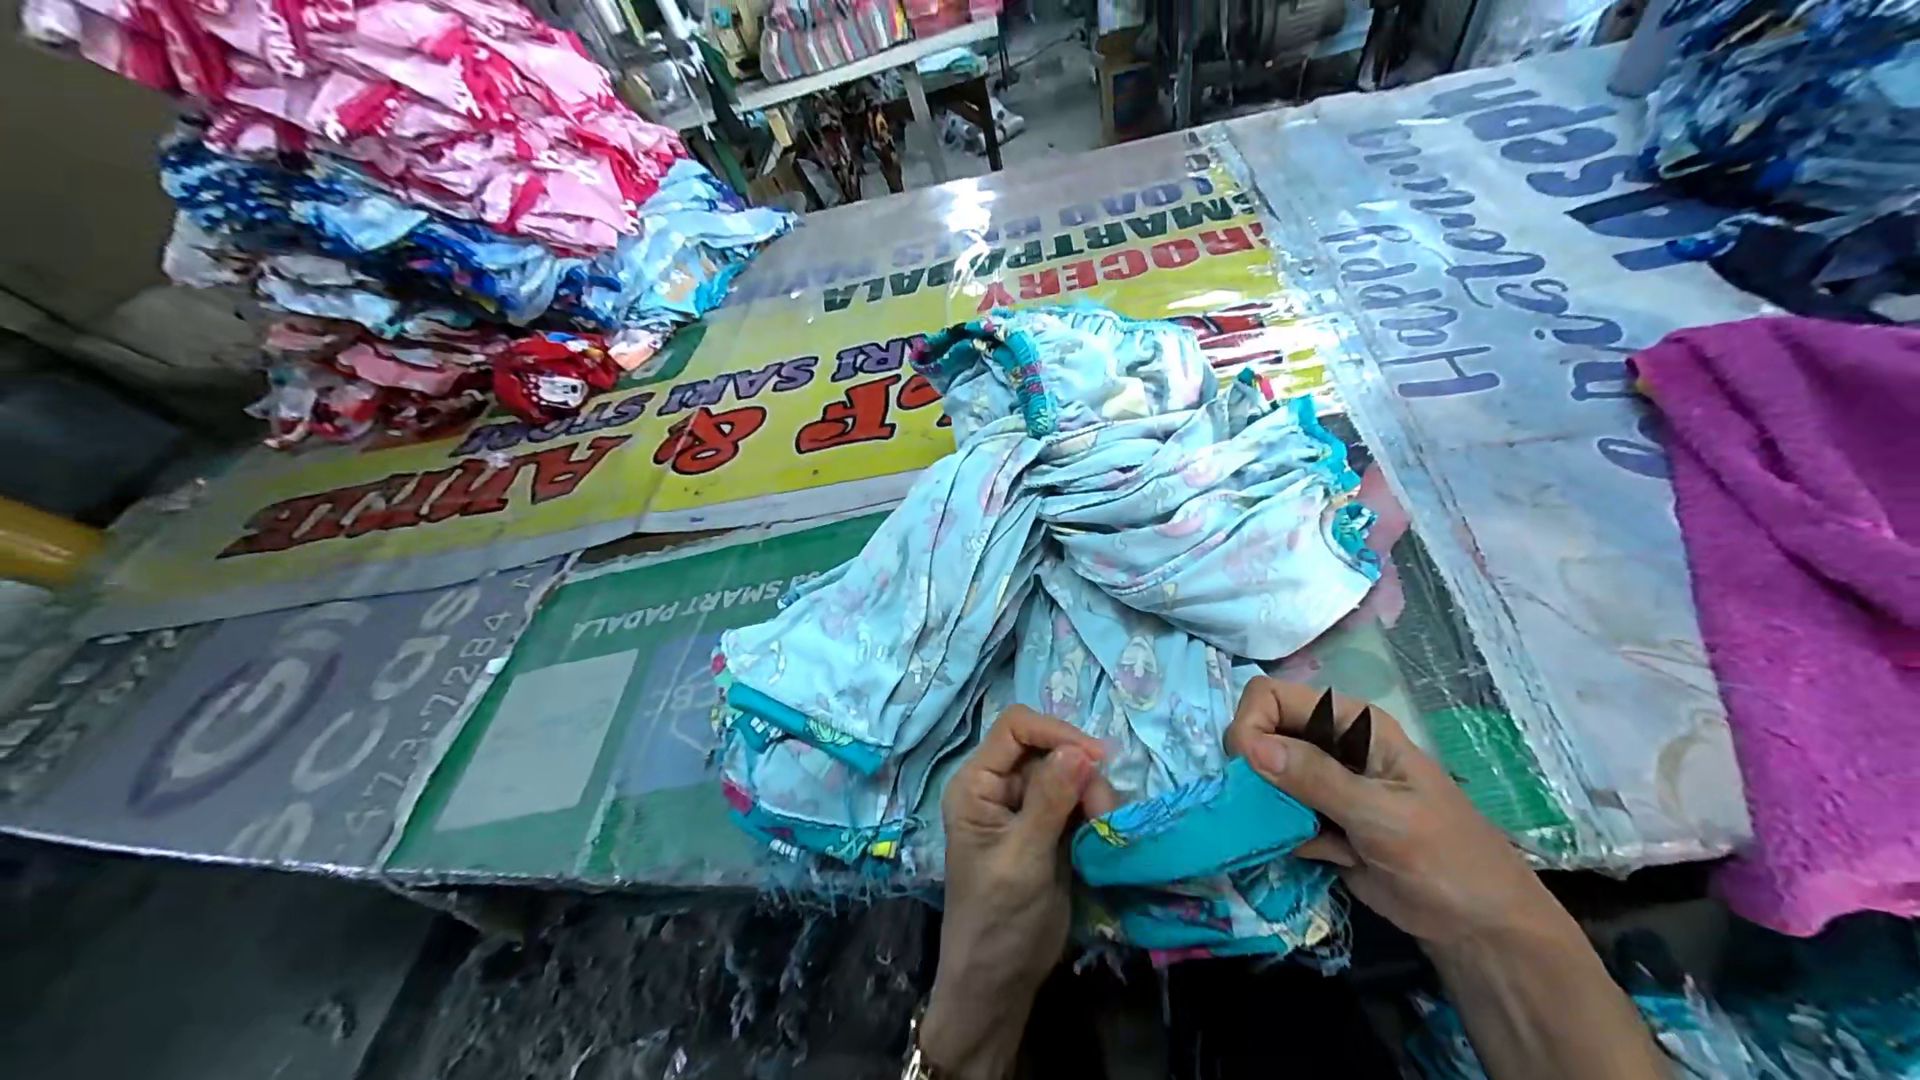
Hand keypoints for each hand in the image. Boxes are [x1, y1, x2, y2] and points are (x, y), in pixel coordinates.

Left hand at [922, 706, 1117, 1079]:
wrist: (1001, 980)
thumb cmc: (998, 920)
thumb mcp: (1023, 859)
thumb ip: (1050, 801)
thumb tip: (1080, 749)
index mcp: (976, 784)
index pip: (1014, 729)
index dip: (1054, 732)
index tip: (1096, 758)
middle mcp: (998, 785)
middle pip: (1047, 749)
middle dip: (1081, 774)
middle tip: (1103, 814)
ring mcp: (1024, 805)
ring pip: (1069, 773)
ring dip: (1093, 794)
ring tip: (1103, 830)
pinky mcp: (1048, 826)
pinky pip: (1077, 799)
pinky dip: (1095, 811)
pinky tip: (1104, 833)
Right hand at [1223, 677, 1568, 952]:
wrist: (1482, 930)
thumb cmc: (1447, 859)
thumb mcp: (1383, 816)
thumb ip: (1316, 778)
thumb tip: (1249, 747)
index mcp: (1351, 723)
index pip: (1272, 696)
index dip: (1252, 724)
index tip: (1250, 768)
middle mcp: (1329, 743)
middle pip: (1260, 731)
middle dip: (1255, 769)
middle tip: (1276, 809)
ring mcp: (1320, 781)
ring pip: (1261, 774)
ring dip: (1267, 805)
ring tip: (1304, 836)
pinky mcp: (1315, 817)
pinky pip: (1274, 811)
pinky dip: (1281, 832)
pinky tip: (1322, 854)